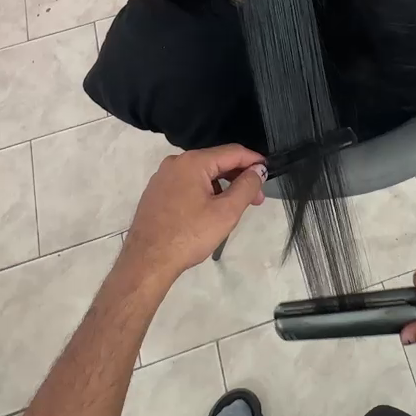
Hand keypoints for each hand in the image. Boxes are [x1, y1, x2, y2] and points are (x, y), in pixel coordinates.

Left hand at [119, 144, 267, 281]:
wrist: (146, 262)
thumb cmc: (189, 235)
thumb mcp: (226, 212)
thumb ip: (246, 187)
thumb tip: (258, 170)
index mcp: (193, 161)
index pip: (232, 152)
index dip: (253, 161)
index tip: (268, 172)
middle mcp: (176, 162)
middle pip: (215, 162)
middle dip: (238, 178)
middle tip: (256, 198)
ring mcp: (162, 177)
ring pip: (201, 175)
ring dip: (221, 187)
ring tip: (234, 209)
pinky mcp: (156, 193)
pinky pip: (186, 185)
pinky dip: (203, 192)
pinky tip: (209, 212)